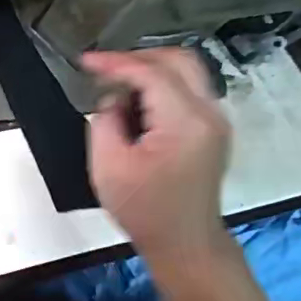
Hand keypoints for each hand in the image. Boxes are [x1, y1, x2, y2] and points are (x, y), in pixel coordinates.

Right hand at [83, 48, 233, 274]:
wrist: (185, 243)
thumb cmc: (145, 211)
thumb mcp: (108, 168)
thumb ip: (105, 123)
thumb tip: (112, 102)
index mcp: (185, 122)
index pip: (151, 73)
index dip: (115, 63)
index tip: (84, 61)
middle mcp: (209, 114)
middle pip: (178, 60)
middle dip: (137, 58)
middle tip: (103, 68)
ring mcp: (216, 122)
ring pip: (186, 73)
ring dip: (150, 71)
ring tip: (116, 86)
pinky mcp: (212, 131)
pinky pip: (189, 92)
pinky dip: (161, 87)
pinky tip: (136, 103)